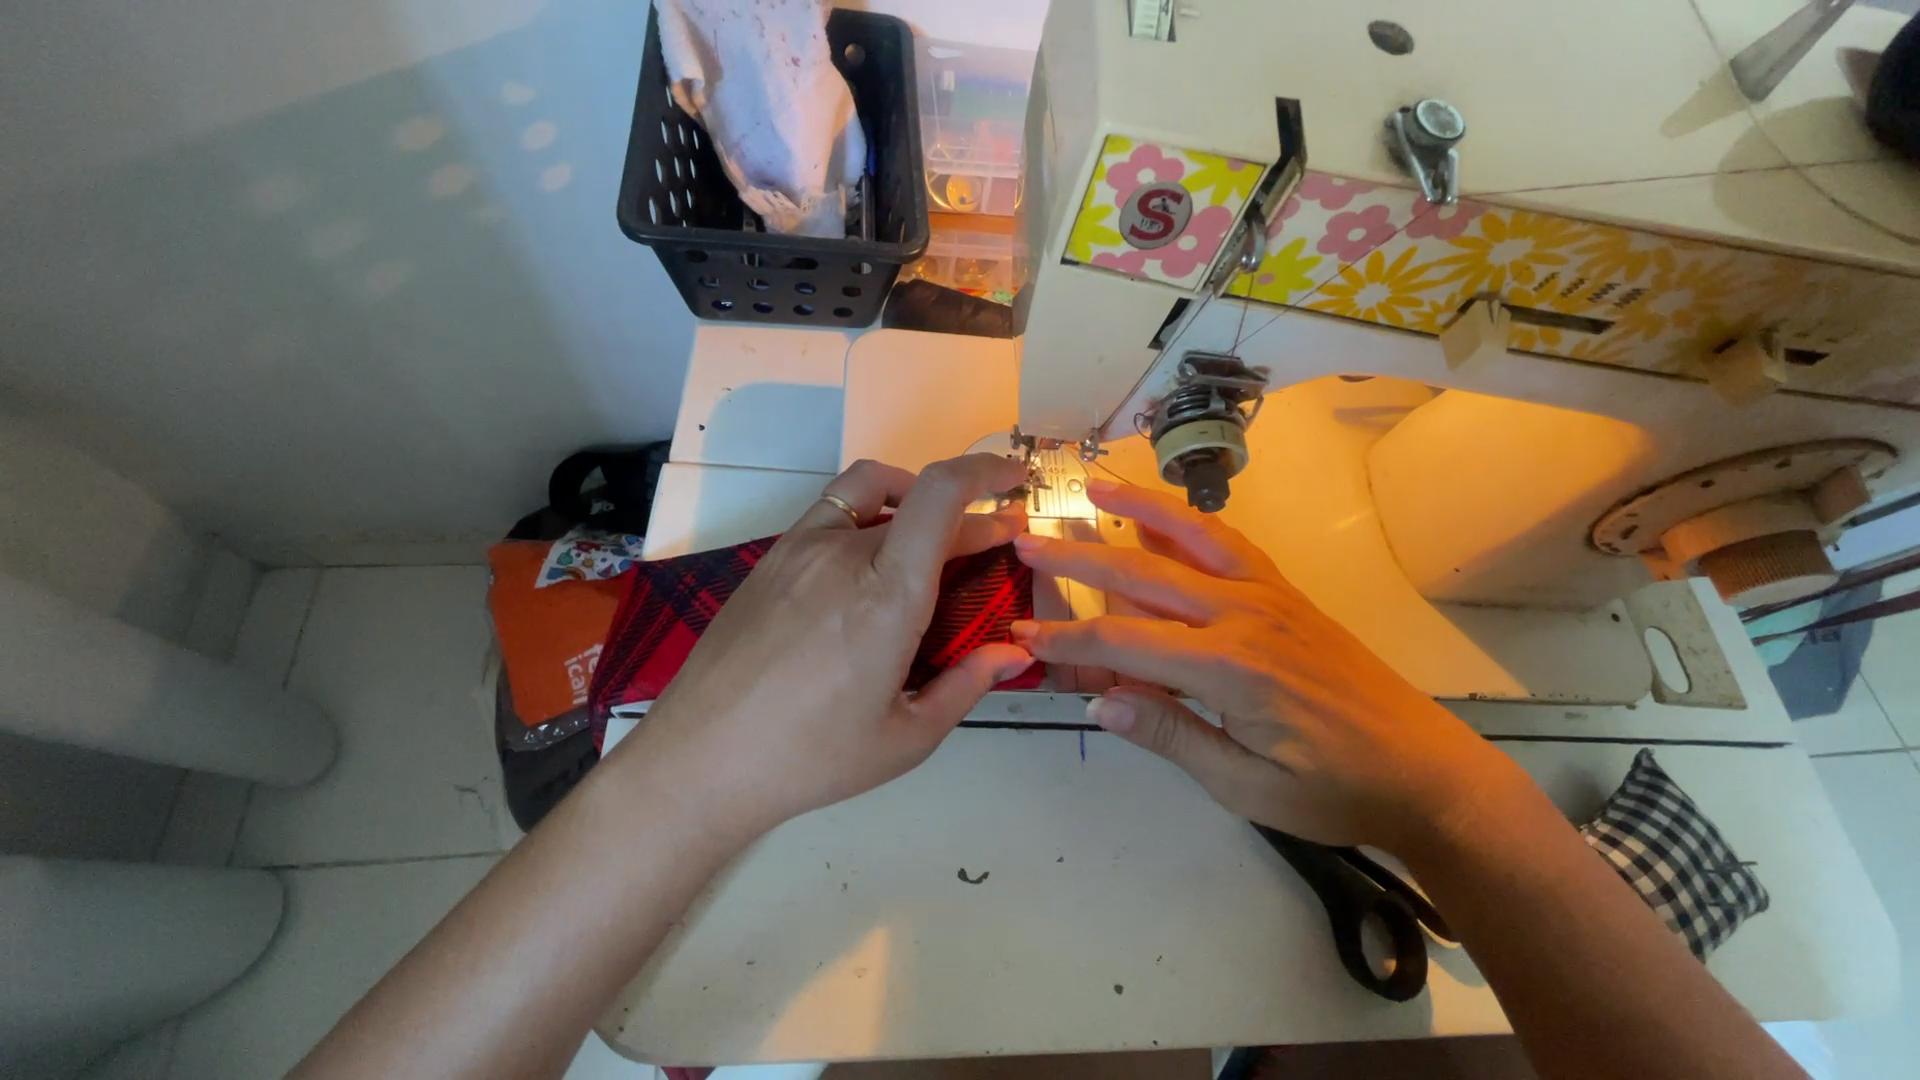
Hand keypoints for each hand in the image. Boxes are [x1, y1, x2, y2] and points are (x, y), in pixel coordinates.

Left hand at [622, 455, 1035, 838]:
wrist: (700, 758)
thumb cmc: (811, 757)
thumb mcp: (906, 737)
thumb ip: (966, 685)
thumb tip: (1013, 653)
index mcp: (888, 592)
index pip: (942, 493)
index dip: (985, 470)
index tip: (1014, 480)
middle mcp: (844, 552)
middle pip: (918, 501)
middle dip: (968, 517)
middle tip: (993, 546)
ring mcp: (799, 548)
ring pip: (871, 492)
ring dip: (914, 502)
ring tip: (929, 540)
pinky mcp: (770, 559)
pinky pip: (831, 512)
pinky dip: (868, 515)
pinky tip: (868, 563)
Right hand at [1010, 479, 1517, 851]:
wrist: (1426, 772)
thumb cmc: (1333, 790)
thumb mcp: (1245, 786)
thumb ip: (1170, 735)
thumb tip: (1097, 702)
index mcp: (1230, 668)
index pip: (1124, 644)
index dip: (1066, 641)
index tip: (1019, 634)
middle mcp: (1244, 614)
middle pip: (1144, 575)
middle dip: (1079, 560)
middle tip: (1027, 540)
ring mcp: (1269, 595)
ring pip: (1191, 537)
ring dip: (1139, 508)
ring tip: (1096, 487)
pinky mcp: (1287, 594)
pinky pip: (1230, 544)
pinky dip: (1190, 523)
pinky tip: (1163, 518)